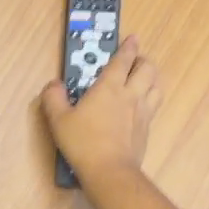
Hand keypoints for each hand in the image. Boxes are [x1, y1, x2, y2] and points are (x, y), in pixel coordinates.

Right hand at [40, 35, 161, 184]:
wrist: (110, 171)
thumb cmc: (83, 142)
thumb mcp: (59, 120)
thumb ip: (54, 98)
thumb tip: (53, 85)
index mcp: (109, 87)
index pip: (122, 60)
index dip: (128, 47)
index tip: (132, 38)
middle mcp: (130, 95)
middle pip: (147, 69)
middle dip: (143, 60)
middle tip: (136, 60)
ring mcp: (142, 113)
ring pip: (156, 87)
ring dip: (151, 79)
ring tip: (143, 80)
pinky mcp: (147, 129)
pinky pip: (154, 107)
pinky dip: (150, 100)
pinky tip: (141, 107)